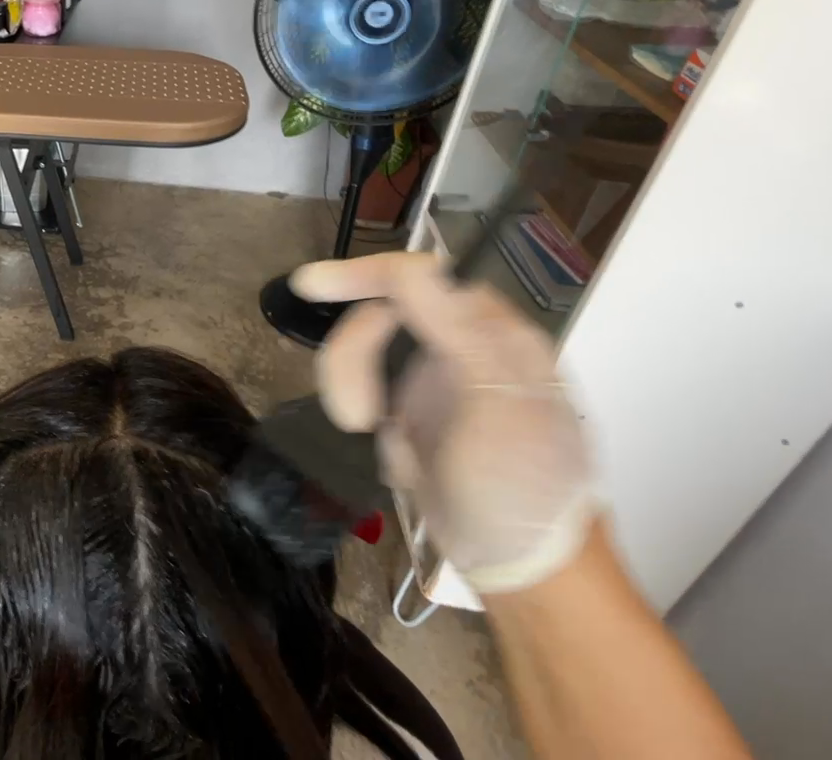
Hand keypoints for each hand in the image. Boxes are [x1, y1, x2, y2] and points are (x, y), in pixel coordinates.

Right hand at [291, 253, 596, 592]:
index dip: (362, 275)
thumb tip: (417, 265)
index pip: (418, 279)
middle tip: (357, 415)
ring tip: (363, 432)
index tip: (309, 285)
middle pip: (376, 316)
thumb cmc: (523, 486)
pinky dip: (354, 408)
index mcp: (492, 333)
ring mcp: (429, 378)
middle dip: (354, 359)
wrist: (521, 565)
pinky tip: (380, 443)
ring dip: (349, 387)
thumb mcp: (498, 404)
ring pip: (360, 352)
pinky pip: (358, 386)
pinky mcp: (406, 408)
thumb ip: (457, 329)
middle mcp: (458, 345)